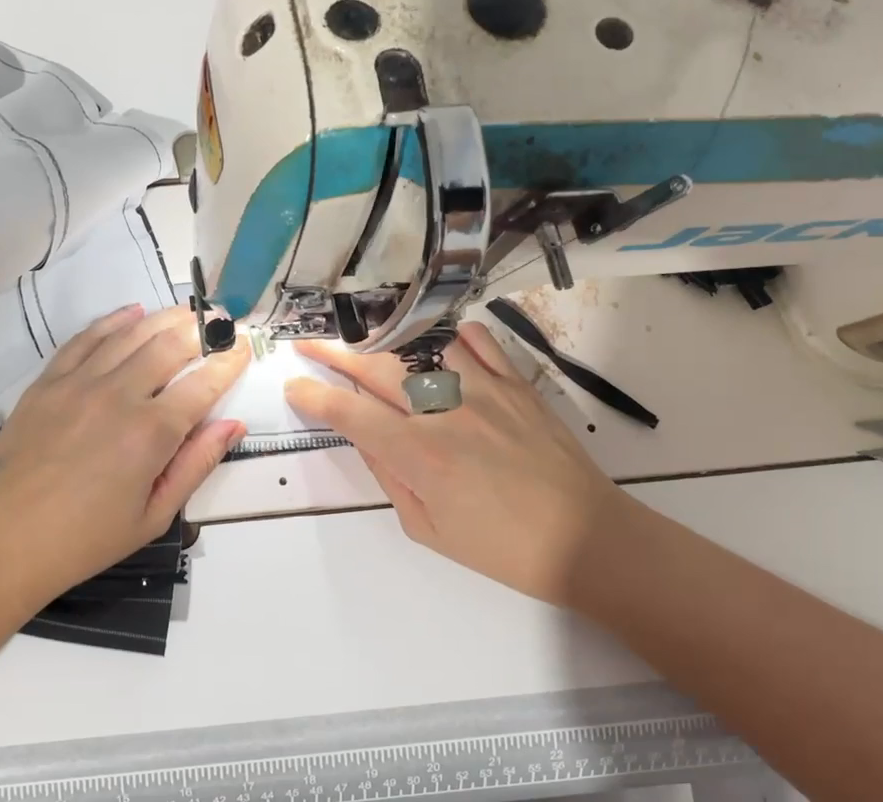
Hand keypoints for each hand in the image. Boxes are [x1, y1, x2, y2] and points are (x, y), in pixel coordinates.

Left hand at [0, 304, 249, 608]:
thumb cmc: (85, 540)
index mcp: (151, 433)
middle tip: (221, 321)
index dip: (228, 362)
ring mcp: (79, 382)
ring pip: (130, 334)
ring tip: (186, 310)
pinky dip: (112, 321)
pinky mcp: (48, 381)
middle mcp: (119, 395)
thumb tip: (233, 424)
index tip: (244, 347)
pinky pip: (85, 339)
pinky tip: (131, 313)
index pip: (203, 384)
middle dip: (201, 329)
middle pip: (169, 346)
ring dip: (163, 318)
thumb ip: (196, 465)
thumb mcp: (154, 517)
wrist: (4, 540)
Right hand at [285, 320, 635, 606]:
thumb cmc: (502, 548)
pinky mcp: (516, 383)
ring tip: (365, 336)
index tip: (296, 387)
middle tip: (310, 344)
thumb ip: (389, 475)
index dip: (314, 397)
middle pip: (376, 367)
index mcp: (420, 455)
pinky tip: (435, 341)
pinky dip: (450, 334)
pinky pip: (477, 340)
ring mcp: (484, 389)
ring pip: (422, 343)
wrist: (586, 540)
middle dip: (334, 353)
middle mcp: (445, 411)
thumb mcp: (428, 528)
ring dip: (385, 337)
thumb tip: (362, 435)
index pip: (349, 413)